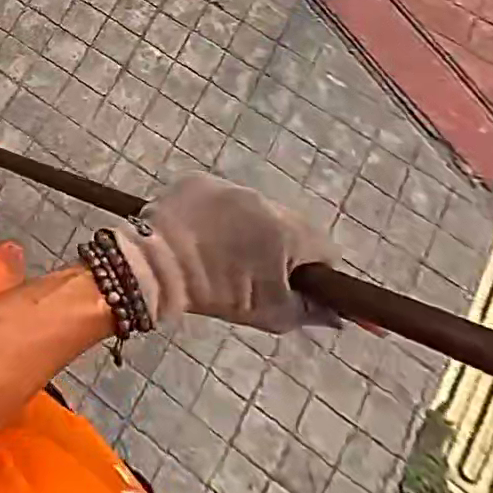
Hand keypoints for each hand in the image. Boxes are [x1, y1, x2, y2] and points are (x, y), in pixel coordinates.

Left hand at [115, 173, 337, 333]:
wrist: (156, 264)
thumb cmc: (216, 291)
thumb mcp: (272, 313)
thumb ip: (311, 311)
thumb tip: (336, 313)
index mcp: (286, 229)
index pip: (323, 247)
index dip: (317, 271)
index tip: (299, 285)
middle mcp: (260, 199)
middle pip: (285, 224)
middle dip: (279, 246)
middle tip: (257, 271)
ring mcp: (225, 184)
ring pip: (250, 208)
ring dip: (245, 226)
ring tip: (222, 251)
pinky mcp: (195, 179)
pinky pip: (216, 196)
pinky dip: (214, 212)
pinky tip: (199, 232)